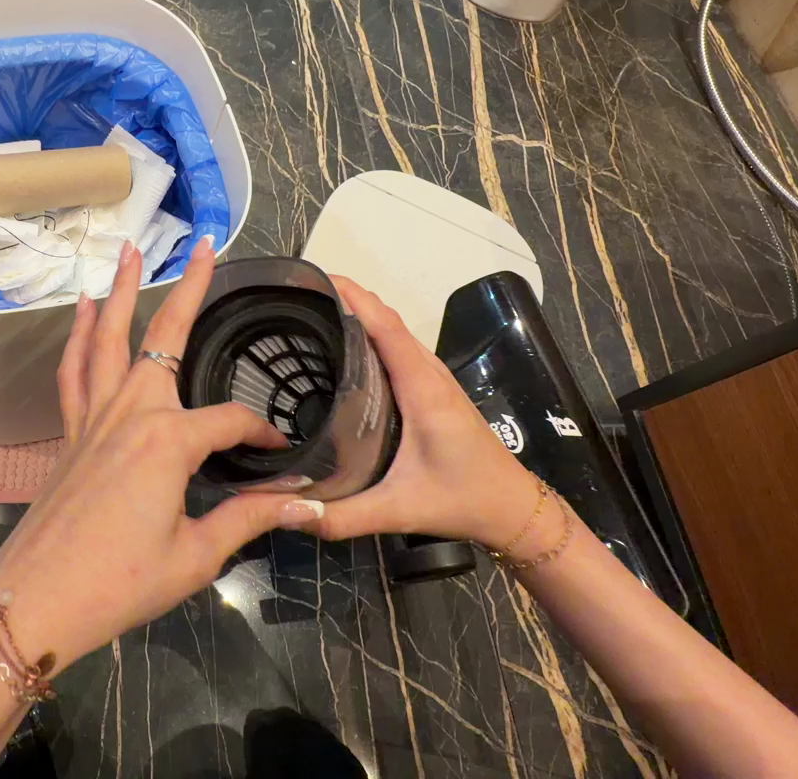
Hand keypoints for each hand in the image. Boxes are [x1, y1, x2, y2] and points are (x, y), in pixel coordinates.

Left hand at [0, 237, 321, 671]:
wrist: (37, 598)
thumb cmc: (121, 581)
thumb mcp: (195, 556)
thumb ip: (248, 519)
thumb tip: (307, 504)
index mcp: (169, 441)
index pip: (231, 423)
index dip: (261, 435)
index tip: (281, 454)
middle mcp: (131, 411)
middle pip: (165, 337)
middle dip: (188, 289)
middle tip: (203, 246)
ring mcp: (95, 416)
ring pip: (108, 338)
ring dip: (120, 291)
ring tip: (128, 251)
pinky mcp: (72, 429)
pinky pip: (75, 369)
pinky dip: (78, 335)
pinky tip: (81, 310)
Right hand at [297, 277, 539, 547]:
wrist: (514, 509)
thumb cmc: (462, 500)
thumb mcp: (398, 511)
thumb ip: (342, 516)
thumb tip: (284, 510)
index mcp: (422, 389)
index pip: (385, 326)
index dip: (353, 297)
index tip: (315, 280)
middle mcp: (428, 372)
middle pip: (384, 319)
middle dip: (344, 299)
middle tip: (296, 299)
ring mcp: (432, 377)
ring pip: (391, 331)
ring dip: (357, 314)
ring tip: (311, 316)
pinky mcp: (431, 387)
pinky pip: (396, 346)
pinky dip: (369, 333)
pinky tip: (342, 350)